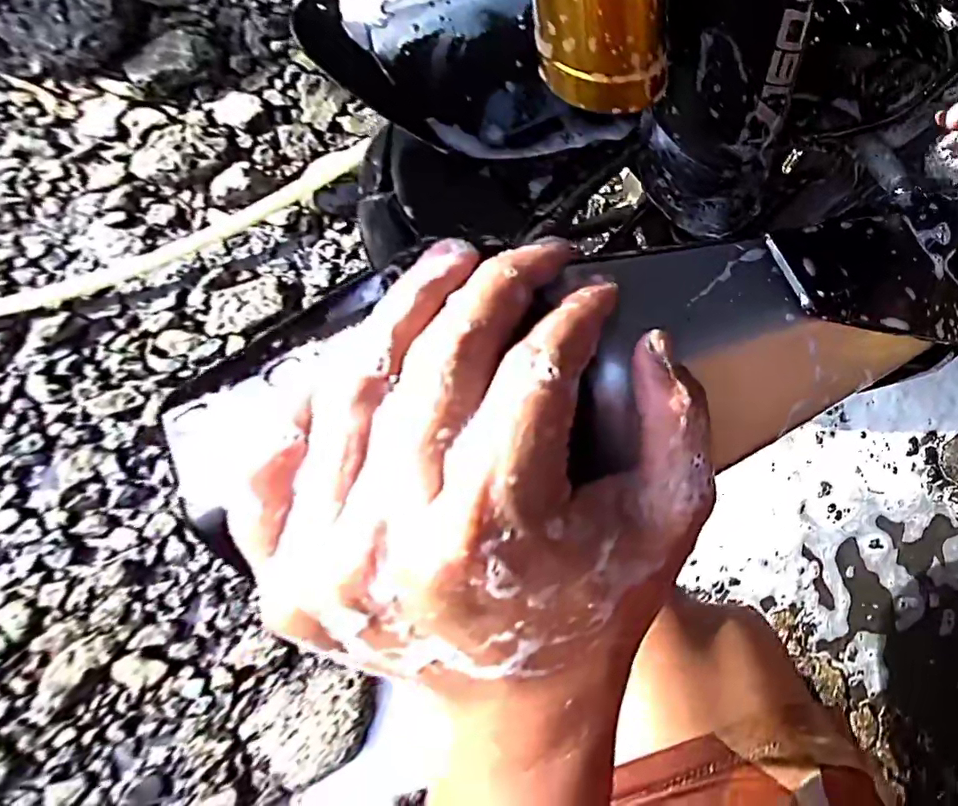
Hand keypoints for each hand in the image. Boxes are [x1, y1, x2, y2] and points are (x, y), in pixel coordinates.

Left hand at [227, 239, 713, 716]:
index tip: (596, 294)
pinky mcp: (290, 564)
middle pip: (439, 364)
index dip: (573, 316)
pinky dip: (319, 385)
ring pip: (356, 386)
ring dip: (410, 308)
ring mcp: (326, 552)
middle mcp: (394, 535)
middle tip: (533, 258)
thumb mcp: (676, 511)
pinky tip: (365, 344)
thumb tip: (649, 347)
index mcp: (493, 523)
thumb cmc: (600, 609)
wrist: (526, 699)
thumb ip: (679, 419)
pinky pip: (278, 453)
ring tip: (454, 265)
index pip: (531, 373)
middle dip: (496, 288)